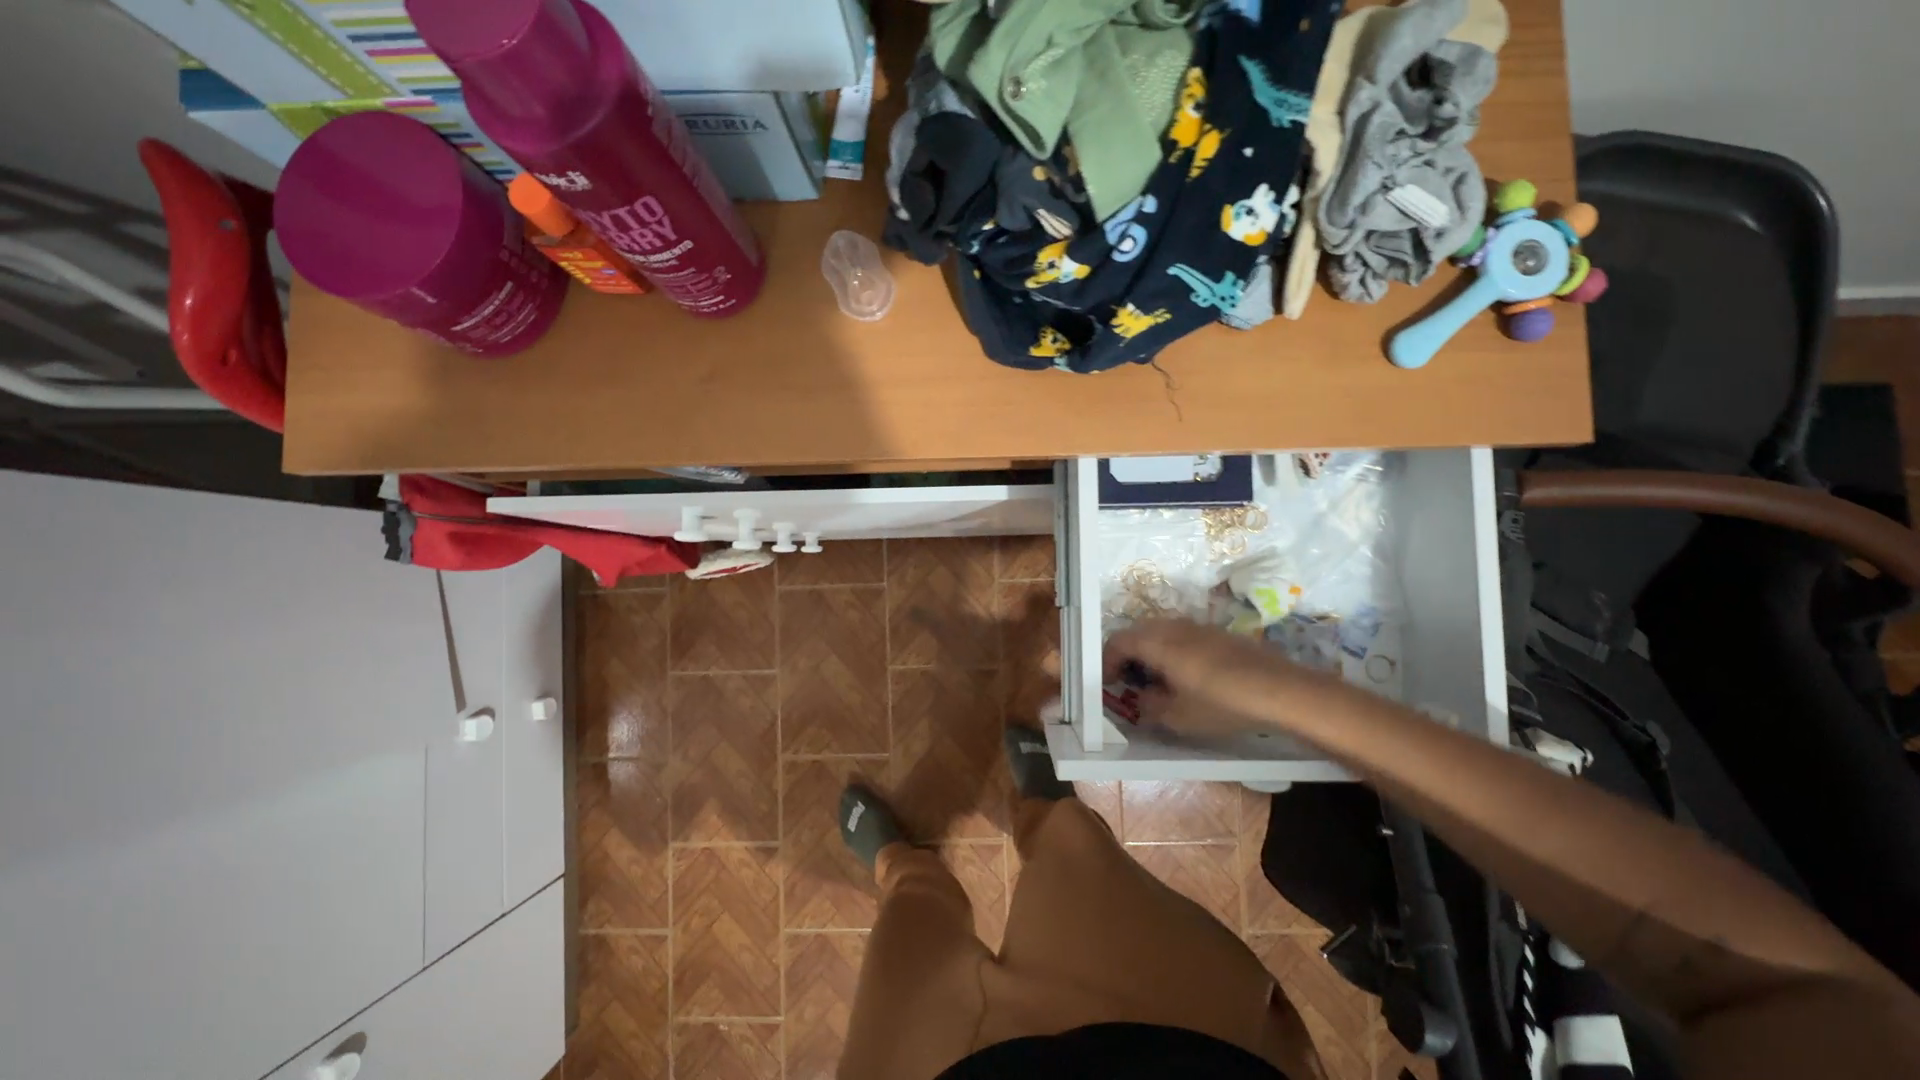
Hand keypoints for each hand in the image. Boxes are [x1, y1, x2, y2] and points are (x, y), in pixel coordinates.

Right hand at [1103, 620, 1306, 740]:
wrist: (1280, 690)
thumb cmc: (1222, 703)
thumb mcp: (1178, 716)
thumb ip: (1150, 706)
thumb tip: (1143, 697)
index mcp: (1157, 642)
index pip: (1118, 642)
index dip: (1106, 662)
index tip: (1106, 684)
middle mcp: (1174, 627)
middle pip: (1138, 633)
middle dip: (1127, 656)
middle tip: (1126, 683)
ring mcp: (1199, 627)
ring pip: (1162, 633)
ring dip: (1150, 653)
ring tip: (1155, 682)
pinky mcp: (1220, 634)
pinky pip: (1183, 637)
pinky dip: (1172, 653)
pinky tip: (1185, 678)